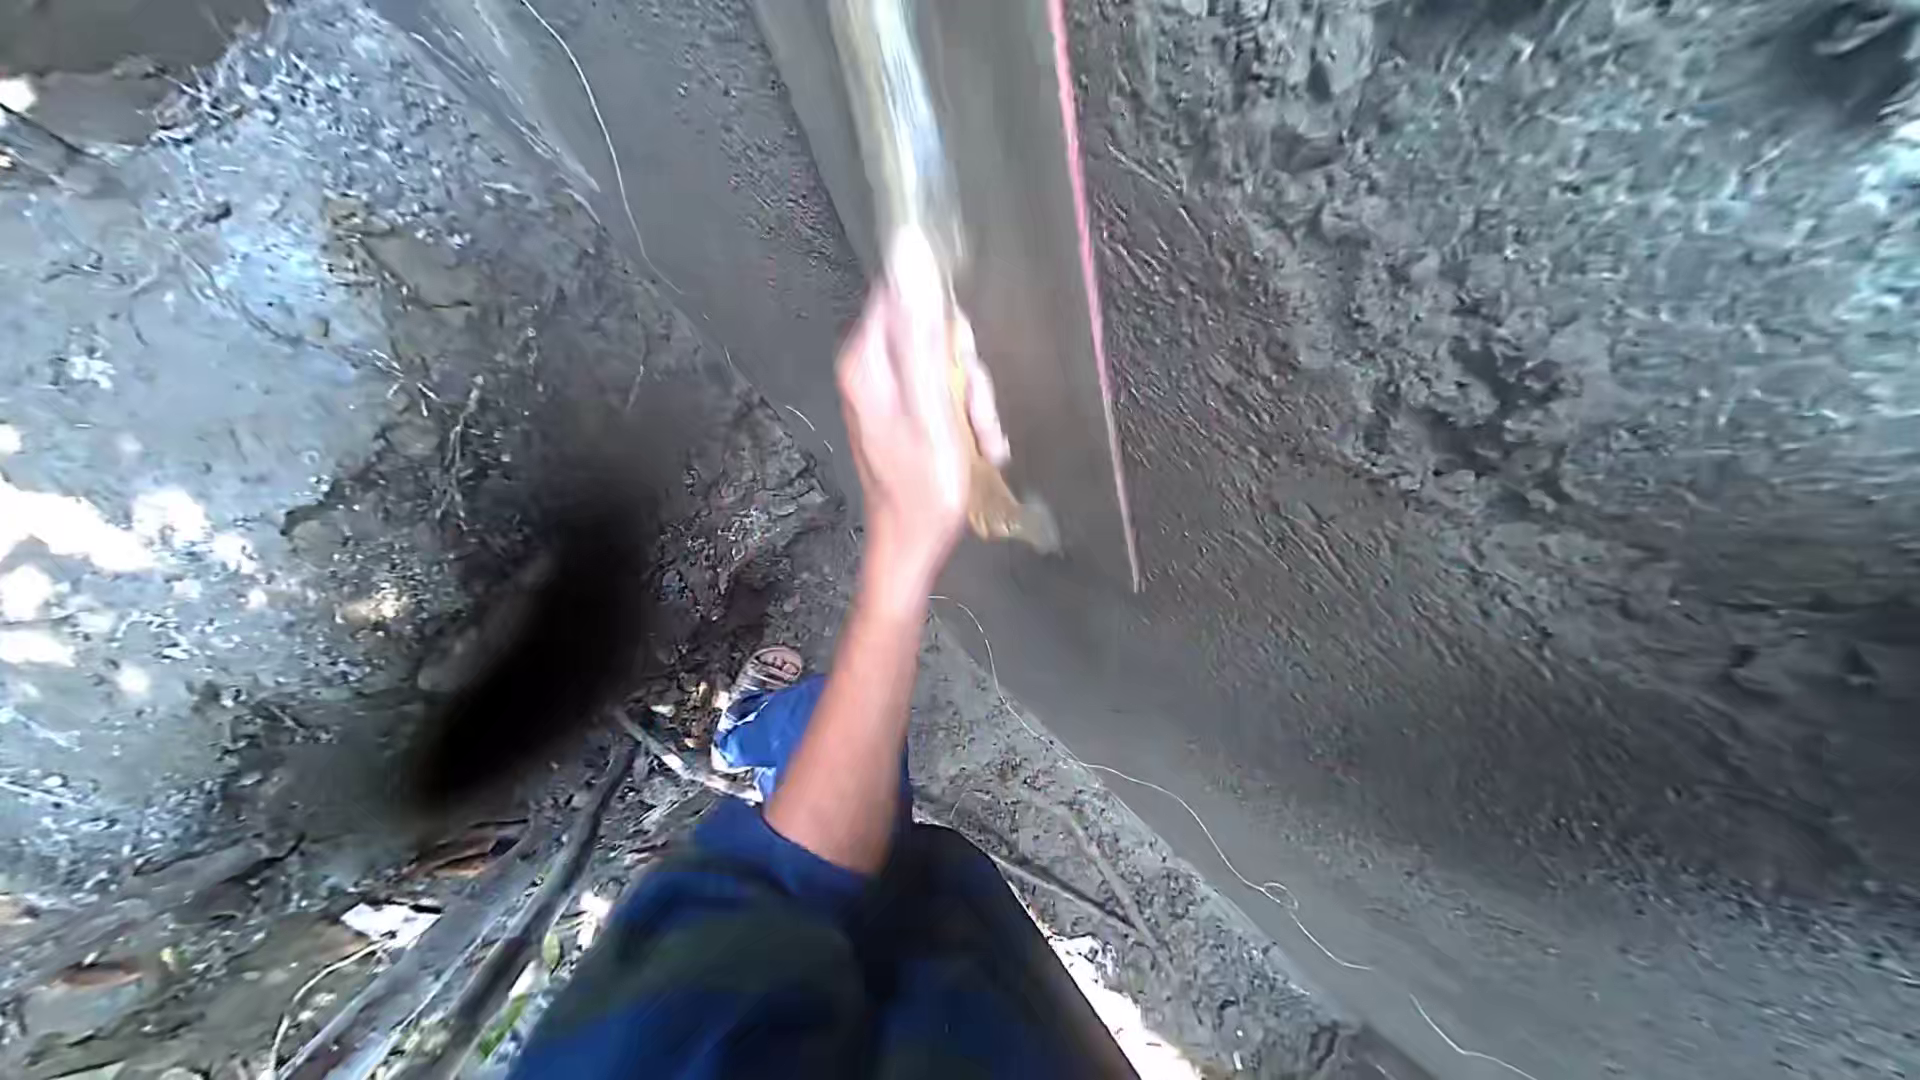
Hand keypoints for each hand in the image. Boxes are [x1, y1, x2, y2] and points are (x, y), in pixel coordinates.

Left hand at [836, 229, 1008, 597]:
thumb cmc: (923, 489)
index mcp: (867, 362)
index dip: (944, 319)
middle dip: (967, 374)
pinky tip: (977, 447)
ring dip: (973, 403)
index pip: (906, 296)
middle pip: (931, 332)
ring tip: (982, 442)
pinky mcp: (903, 411)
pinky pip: (942, 392)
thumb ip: (923, 335)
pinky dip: (965, 417)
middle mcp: (870, 369)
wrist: (911, 544)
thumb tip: (911, 254)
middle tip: (976, 417)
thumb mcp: (932, 411)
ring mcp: (887, 391)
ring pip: (945, 365)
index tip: (964, 366)